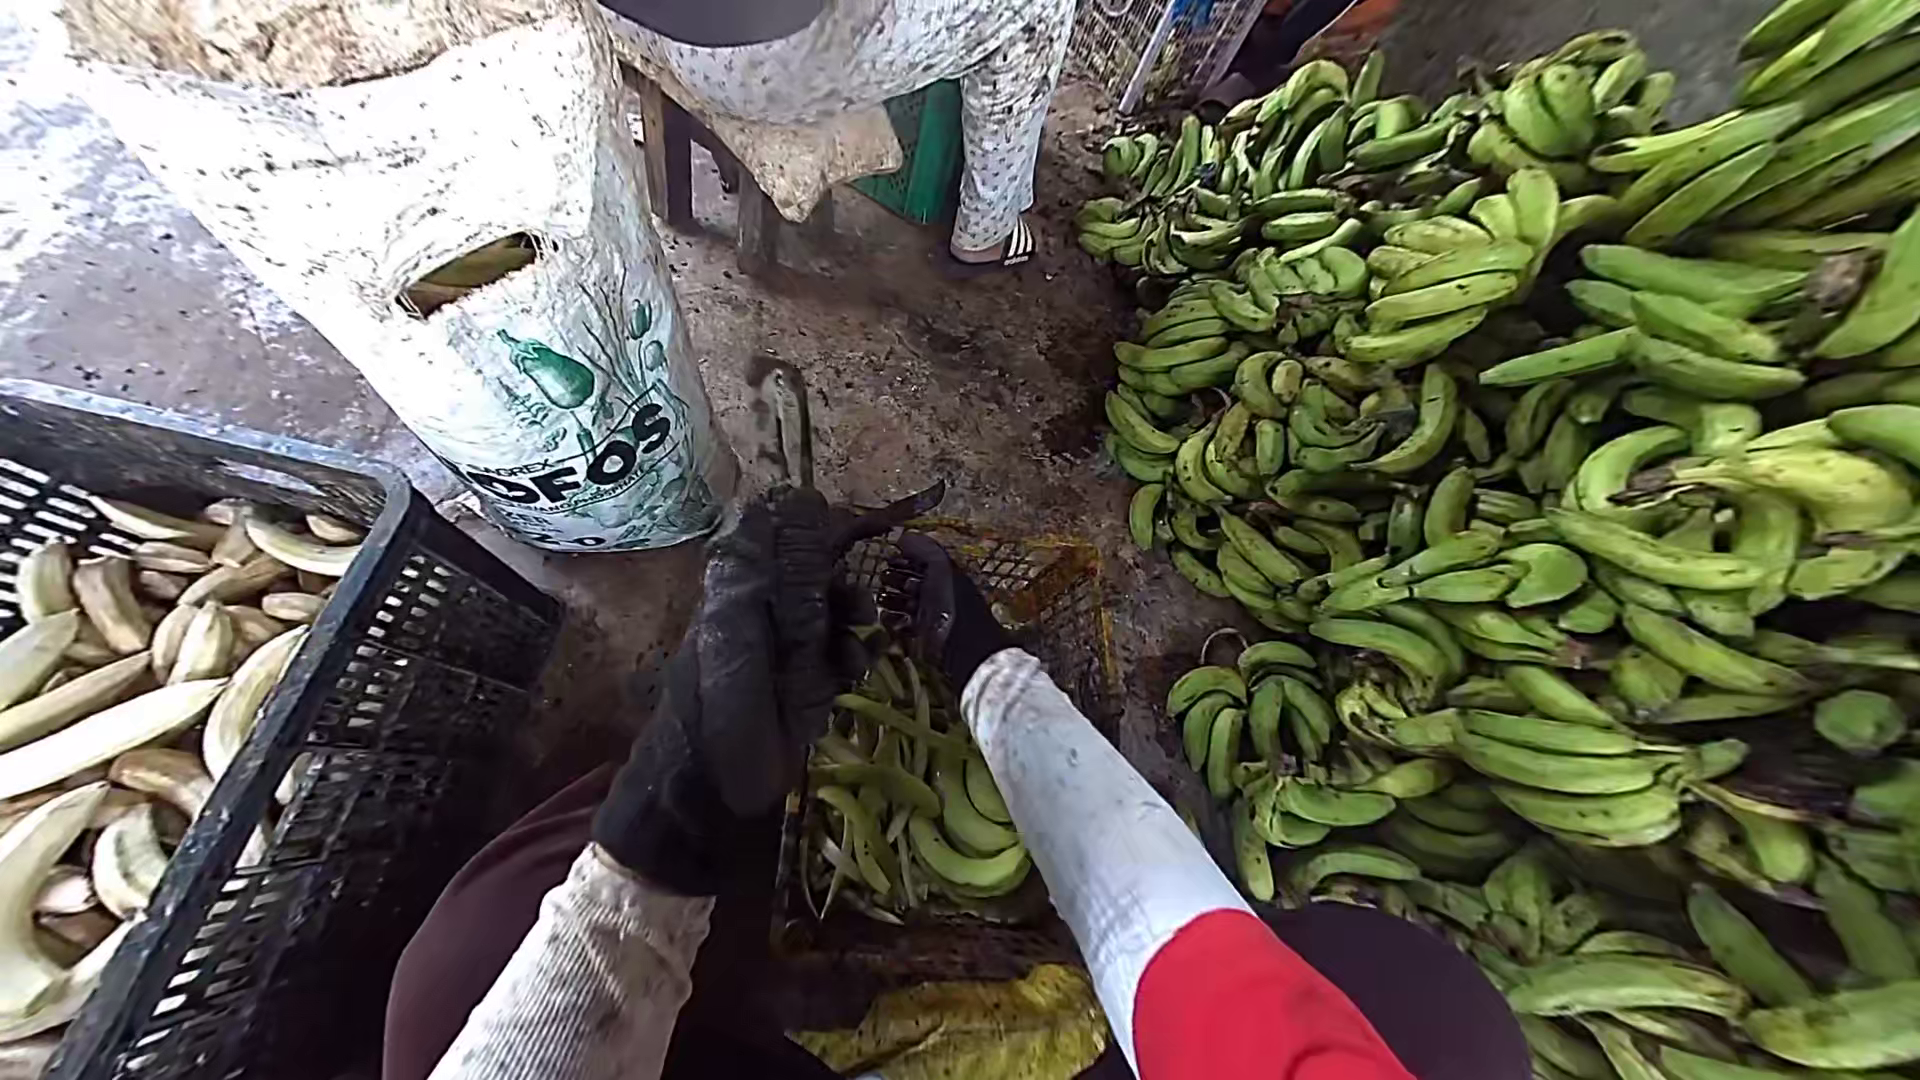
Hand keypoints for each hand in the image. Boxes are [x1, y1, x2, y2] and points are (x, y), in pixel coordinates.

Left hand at [593, 486, 853, 894]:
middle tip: (857, 604)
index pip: (786, 543)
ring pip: (840, 612)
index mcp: (747, 591)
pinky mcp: (816, 678)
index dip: (819, 530)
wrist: (717, 783)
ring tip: (856, 639)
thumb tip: (770, 504)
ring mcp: (796, 646)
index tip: (854, 526)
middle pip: (822, 576)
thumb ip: (753, 569)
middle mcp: (774, 612)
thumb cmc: (718, 700)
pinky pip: (849, 650)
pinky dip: (858, 653)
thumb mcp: (731, 627)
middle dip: (843, 584)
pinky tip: (856, 667)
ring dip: (854, 619)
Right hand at [882, 534, 1012, 690]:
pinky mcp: (920, 636)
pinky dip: (892, 621)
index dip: (904, 559)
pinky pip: (901, 626)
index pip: (920, 564)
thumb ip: (923, 549)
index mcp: (944, 576)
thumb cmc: (950, 601)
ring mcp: (928, 616)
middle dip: (894, 580)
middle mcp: (936, 595)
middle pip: (909, 583)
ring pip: (903, 604)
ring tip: (880, 598)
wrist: (959, 642)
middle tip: (882, 578)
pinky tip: (886, 616)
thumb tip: (902, 536)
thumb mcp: (939, 567)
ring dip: (890, 600)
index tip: (888, 559)